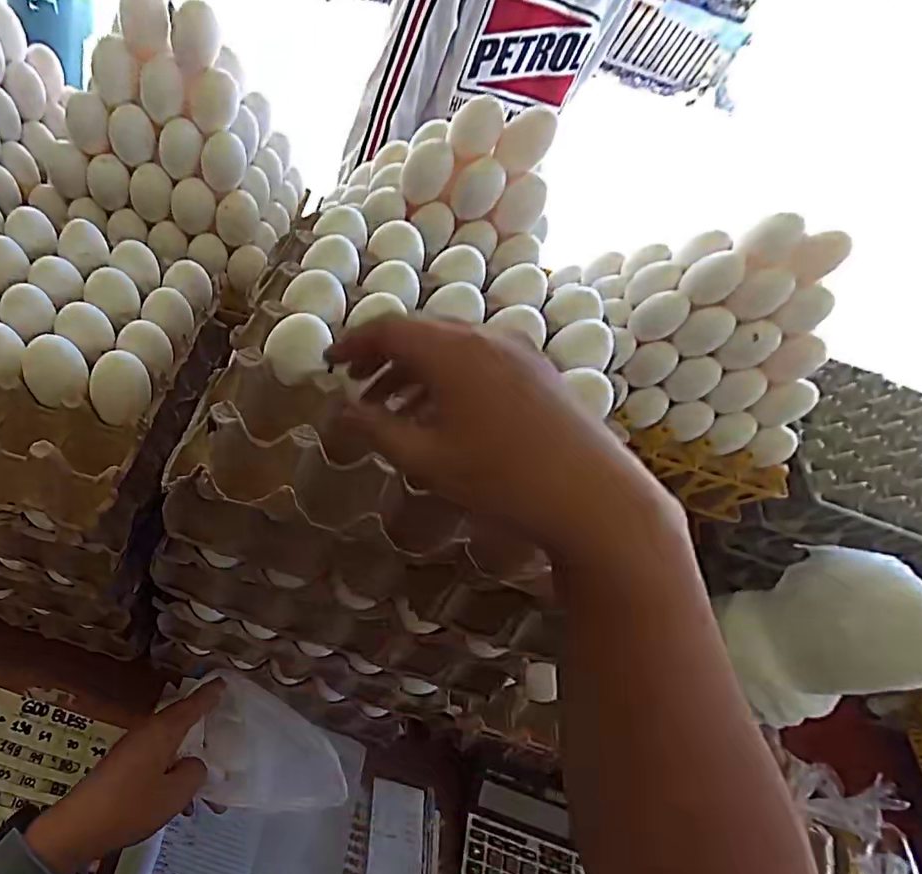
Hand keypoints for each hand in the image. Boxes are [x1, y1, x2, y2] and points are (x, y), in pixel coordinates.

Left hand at [25, 681, 221, 873]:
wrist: (79, 827)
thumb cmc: (130, 806)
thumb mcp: (174, 794)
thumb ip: (194, 774)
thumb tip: (195, 764)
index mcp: (160, 732)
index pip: (190, 706)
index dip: (208, 694)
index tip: (222, 681)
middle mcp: (146, 734)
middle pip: (181, 726)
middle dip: (203, 736)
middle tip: (225, 737)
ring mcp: (132, 750)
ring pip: (170, 751)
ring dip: (188, 769)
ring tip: (206, 800)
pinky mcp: (123, 768)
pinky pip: (157, 765)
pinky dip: (172, 779)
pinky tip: (179, 806)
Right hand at [327, 315, 685, 568]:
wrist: (591, 495)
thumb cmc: (499, 478)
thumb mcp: (425, 460)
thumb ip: (376, 430)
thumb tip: (340, 411)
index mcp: (452, 352)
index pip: (390, 329)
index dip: (354, 343)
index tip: (331, 364)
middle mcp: (485, 339)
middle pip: (421, 332)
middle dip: (383, 357)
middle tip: (357, 386)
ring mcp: (516, 352)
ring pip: (450, 347)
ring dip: (413, 370)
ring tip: (390, 407)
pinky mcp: (536, 371)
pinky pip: (477, 361)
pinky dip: (445, 378)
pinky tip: (438, 415)